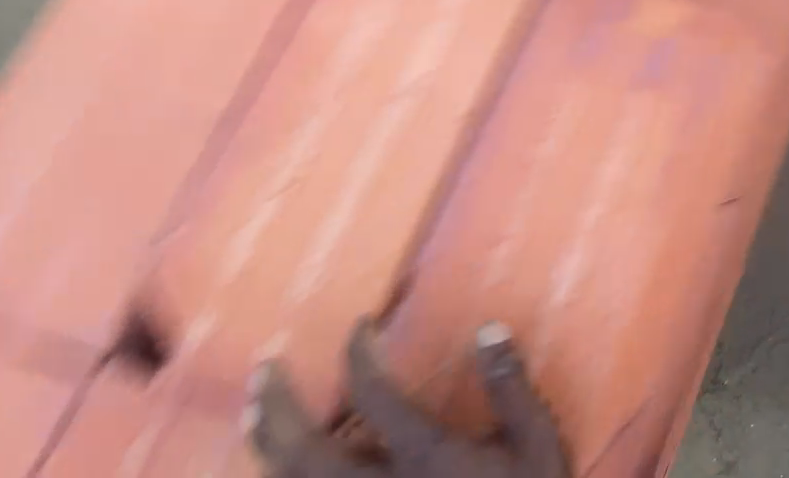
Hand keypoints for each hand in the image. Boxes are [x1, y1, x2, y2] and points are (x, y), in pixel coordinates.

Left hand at [246, 318, 570, 477]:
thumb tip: (488, 327)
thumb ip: (509, 385)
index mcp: (424, 455)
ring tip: (254, 412)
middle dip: (280, 406)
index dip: (360, 356)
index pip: (376, 396)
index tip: (358, 325)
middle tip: (265, 368)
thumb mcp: (534, 437)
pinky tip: (276, 470)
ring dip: (266, 448)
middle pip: (307, 450)